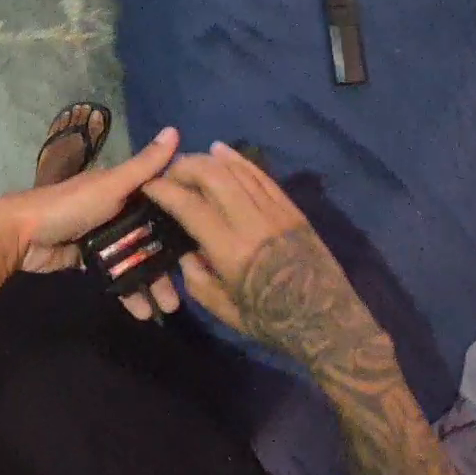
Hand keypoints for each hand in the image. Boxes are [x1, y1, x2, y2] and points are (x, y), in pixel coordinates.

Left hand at [0, 126, 184, 319]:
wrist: (21, 234)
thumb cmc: (70, 205)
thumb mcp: (111, 184)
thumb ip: (144, 165)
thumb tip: (175, 130)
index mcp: (123, 188)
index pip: (162, 204)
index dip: (183, 222)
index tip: (206, 243)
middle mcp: (116, 210)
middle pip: (151, 238)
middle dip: (168, 265)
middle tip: (184, 292)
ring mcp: (102, 236)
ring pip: (135, 259)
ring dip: (150, 283)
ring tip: (166, 308)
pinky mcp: (88, 258)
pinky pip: (115, 274)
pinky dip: (128, 290)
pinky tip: (142, 310)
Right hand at [142, 142, 382, 367]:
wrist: (327, 321)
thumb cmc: (271, 322)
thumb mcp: (224, 310)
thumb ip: (197, 280)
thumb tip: (186, 253)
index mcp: (231, 250)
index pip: (190, 206)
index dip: (164, 190)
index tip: (148, 186)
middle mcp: (252, 222)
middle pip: (213, 175)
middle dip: (185, 167)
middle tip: (168, 173)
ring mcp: (275, 212)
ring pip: (237, 170)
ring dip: (208, 160)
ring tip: (190, 162)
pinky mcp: (291, 209)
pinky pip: (261, 175)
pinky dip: (239, 161)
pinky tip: (222, 152)